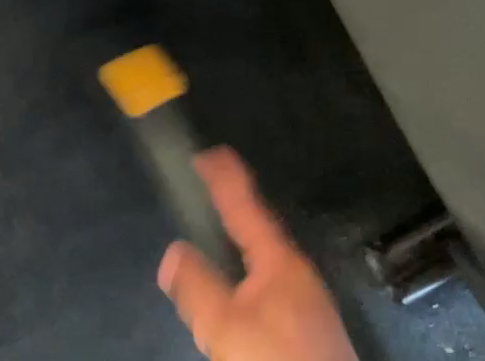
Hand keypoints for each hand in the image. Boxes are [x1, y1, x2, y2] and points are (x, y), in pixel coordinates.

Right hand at [157, 148, 355, 360]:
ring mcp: (308, 305)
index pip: (246, 206)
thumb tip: (174, 252)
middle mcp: (298, 276)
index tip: (207, 153)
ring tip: (215, 229)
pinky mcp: (309, 331)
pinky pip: (269, 284)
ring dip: (240, 240)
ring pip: (266, 260)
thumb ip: (195, 285)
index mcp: (280, 264)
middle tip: (207, 185)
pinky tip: (236, 290)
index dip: (225, 178)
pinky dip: (247, 270)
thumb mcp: (224, 326)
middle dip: (234, 206)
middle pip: (260, 229)